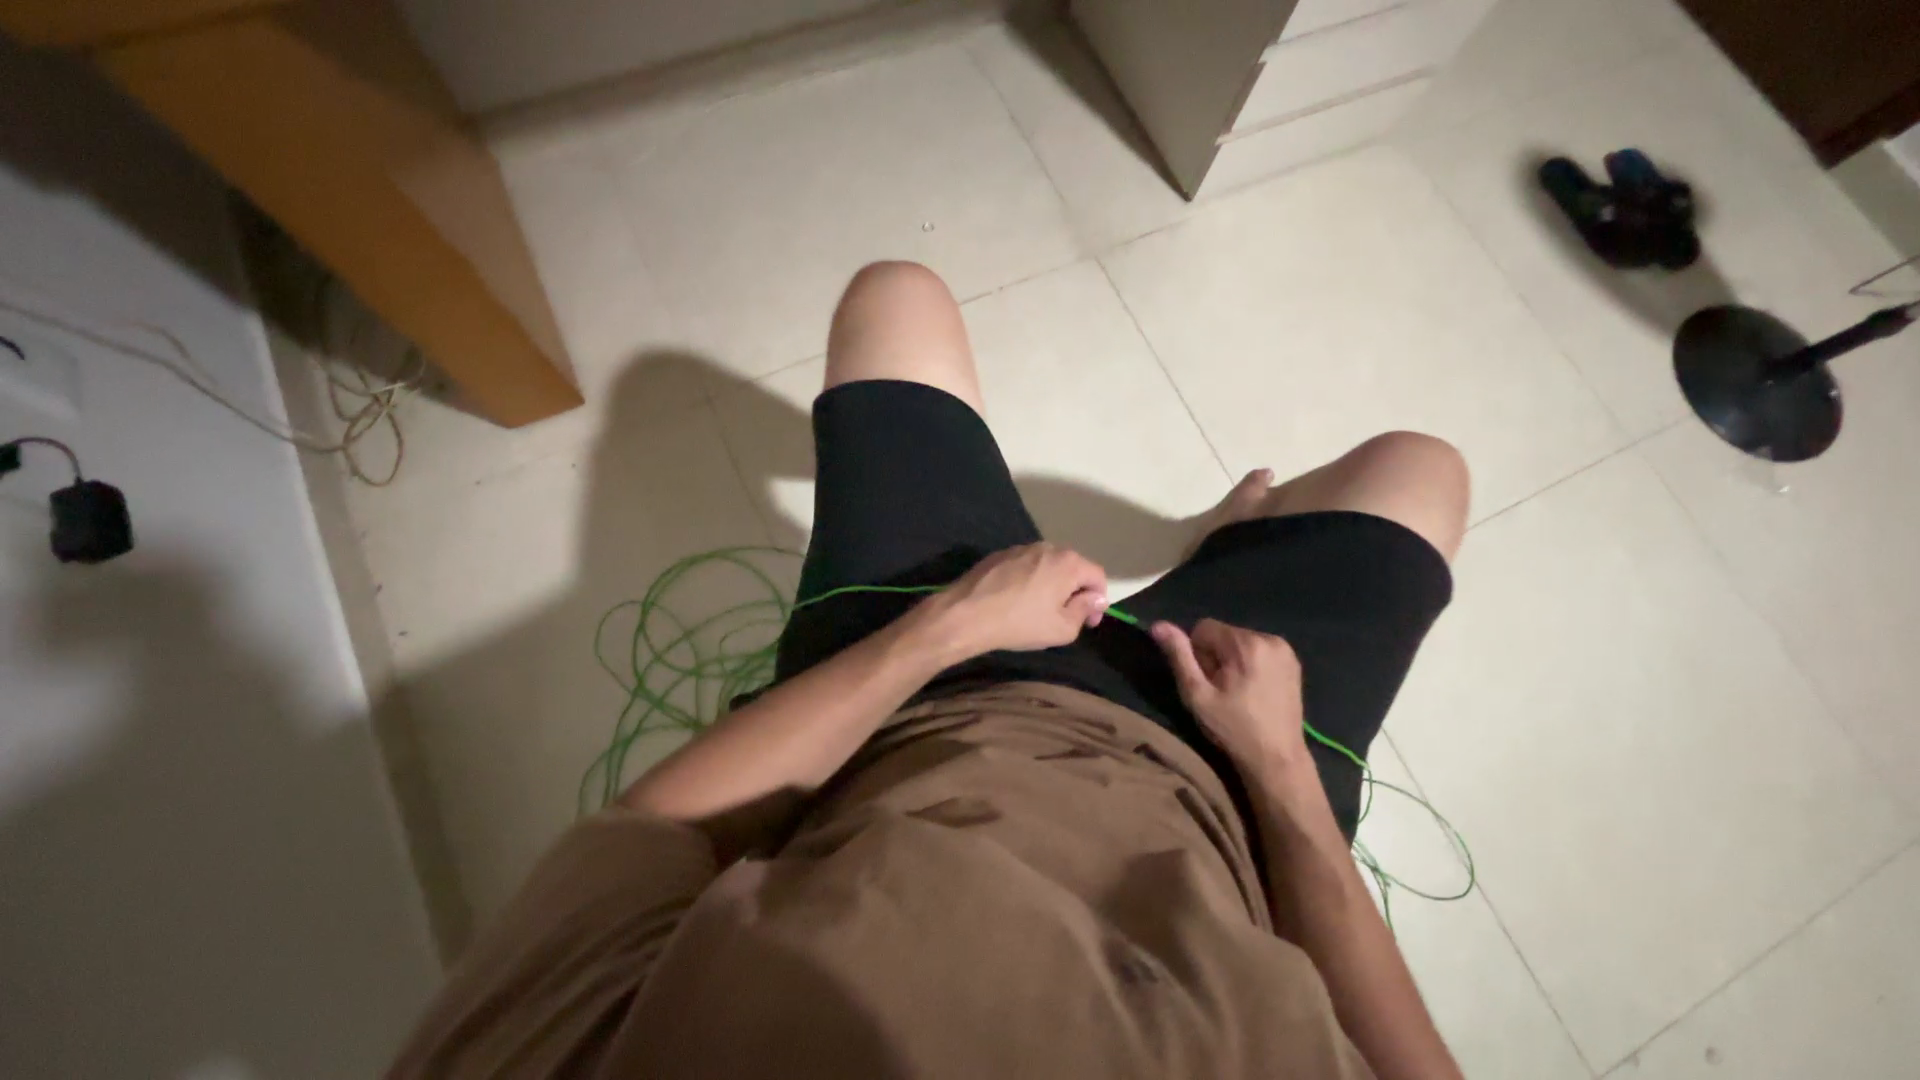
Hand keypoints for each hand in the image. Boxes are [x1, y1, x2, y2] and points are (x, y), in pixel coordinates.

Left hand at [932, 543, 1107, 655]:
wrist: (966, 613)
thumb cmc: (1020, 623)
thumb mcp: (1062, 629)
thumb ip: (1084, 610)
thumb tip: (1094, 599)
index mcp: (1068, 562)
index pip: (1098, 575)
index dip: (1099, 600)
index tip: (1089, 622)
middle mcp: (1048, 547)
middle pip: (1073, 567)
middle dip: (1076, 591)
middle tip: (1067, 616)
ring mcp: (1021, 548)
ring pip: (1048, 565)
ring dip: (1052, 584)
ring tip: (1040, 608)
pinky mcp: (1000, 554)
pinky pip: (1025, 565)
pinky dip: (1029, 580)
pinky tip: (1017, 600)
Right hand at [1150, 619, 1307, 769]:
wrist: (1277, 758)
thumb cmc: (1232, 729)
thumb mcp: (1197, 695)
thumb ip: (1179, 656)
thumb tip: (1158, 625)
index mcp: (1246, 644)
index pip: (1204, 627)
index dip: (1197, 653)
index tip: (1205, 681)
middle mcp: (1270, 639)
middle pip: (1224, 634)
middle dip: (1215, 656)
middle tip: (1220, 690)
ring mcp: (1286, 650)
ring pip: (1240, 641)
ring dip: (1232, 660)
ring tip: (1237, 692)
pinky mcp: (1293, 662)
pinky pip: (1259, 650)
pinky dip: (1250, 664)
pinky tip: (1253, 690)